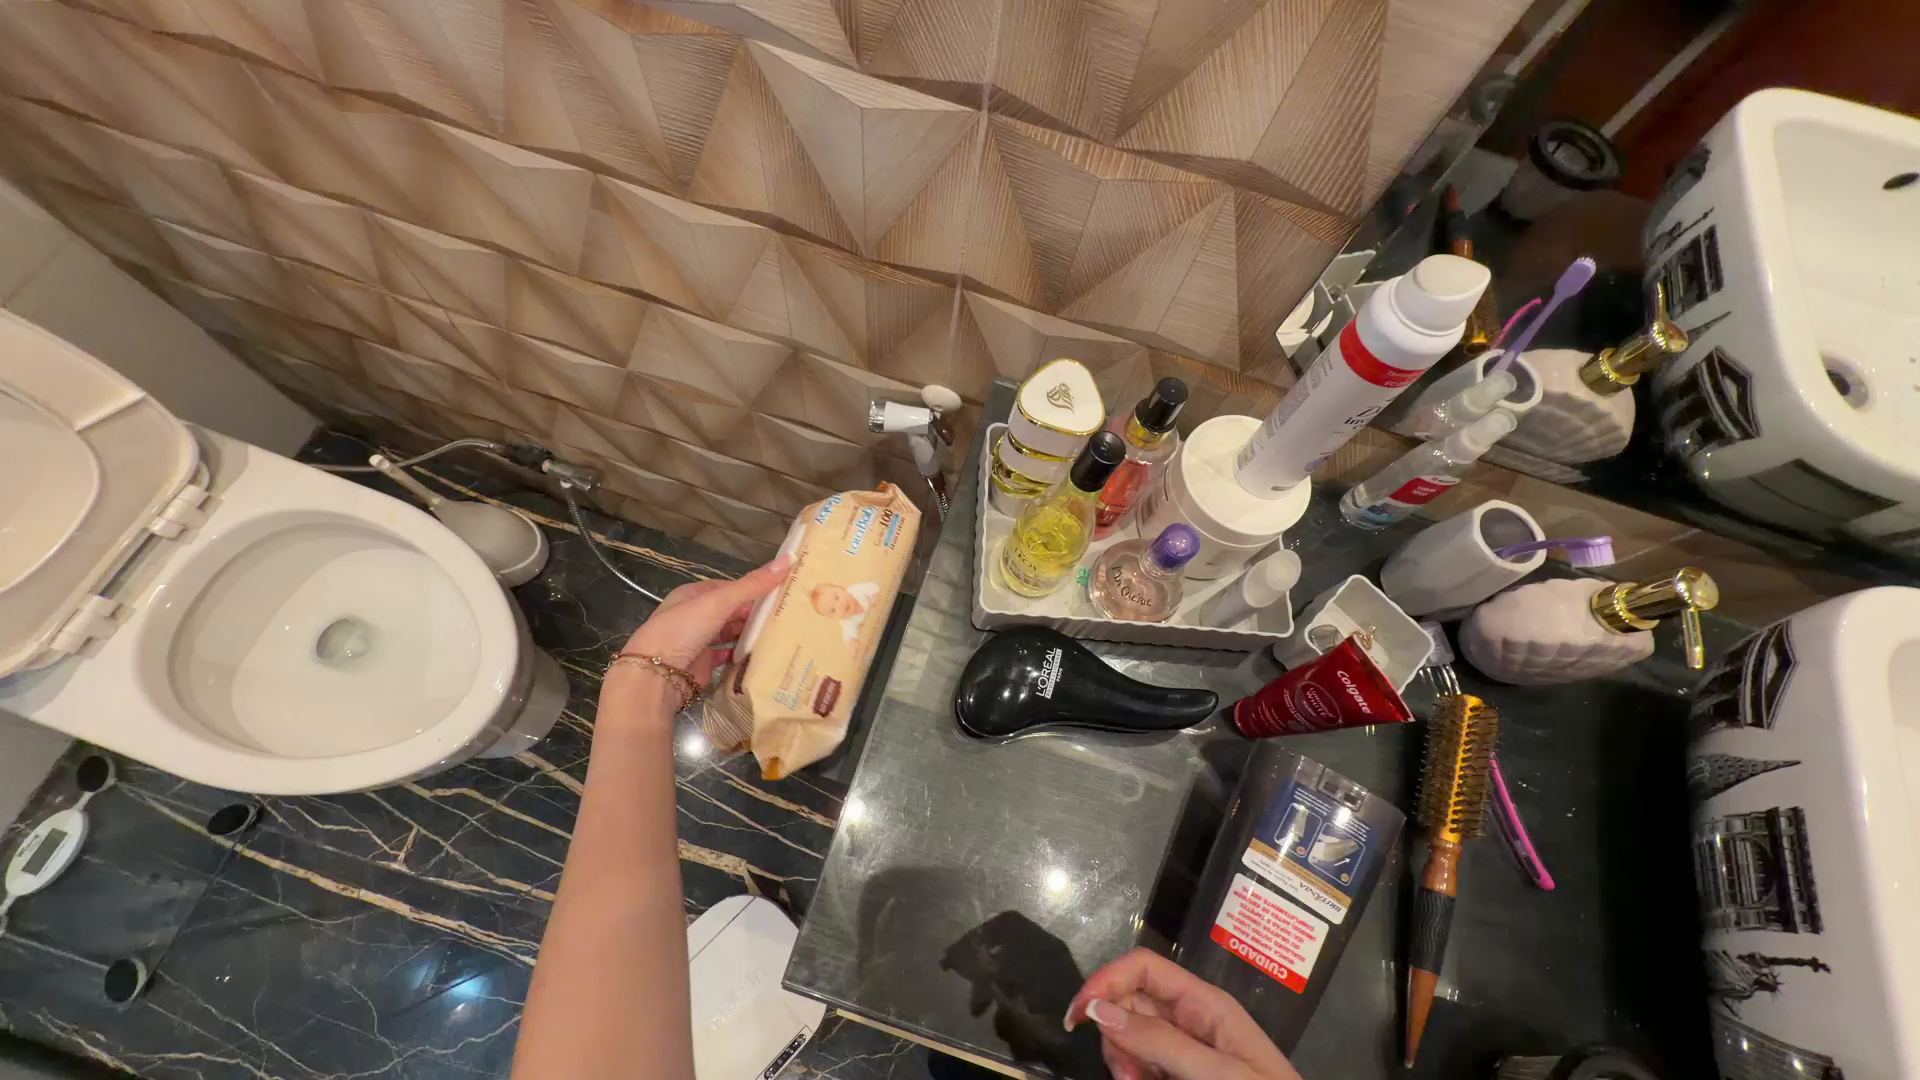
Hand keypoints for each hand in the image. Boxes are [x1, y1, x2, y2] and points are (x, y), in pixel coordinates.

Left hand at [614, 554, 792, 692]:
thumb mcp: (720, 601)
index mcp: (693, 595)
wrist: (657, 675)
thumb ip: (753, 584)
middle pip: (731, 611)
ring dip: (749, 634)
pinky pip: (728, 656)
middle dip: (754, 614)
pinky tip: (761, 654)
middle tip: (786, 615)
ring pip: (730, 634)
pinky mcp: (703, 664)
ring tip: (780, 634)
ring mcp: (698, 642)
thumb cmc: (684, 629)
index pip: (728, 587)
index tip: (779, 593)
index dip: (752, 589)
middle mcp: (694, 616)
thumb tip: (790, 557)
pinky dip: (742, 655)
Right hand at [1064, 949, 1301, 1079]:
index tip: (1080, 1016)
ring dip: (1123, 1060)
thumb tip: (1098, 1008)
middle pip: (1131, 1001)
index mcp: (1204, 1003)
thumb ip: (1159, 1042)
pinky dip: (1134, 1073)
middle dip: (1115, 1032)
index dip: (1107, 980)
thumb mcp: (1217, 1075)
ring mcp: (1187, 1049)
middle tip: (1126, 1077)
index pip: (1143, 967)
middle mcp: (1192, 1018)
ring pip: (1131, 1035)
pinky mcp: (1182, 1075)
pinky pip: (1143, 1062)